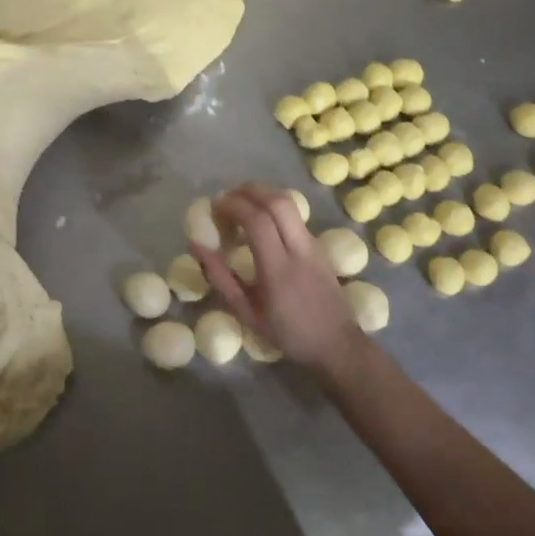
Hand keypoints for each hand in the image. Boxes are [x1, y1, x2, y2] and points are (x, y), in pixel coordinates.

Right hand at [191, 185, 365, 370]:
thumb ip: (220, 278)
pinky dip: (274, 208)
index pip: (257, 221)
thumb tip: (196, 247)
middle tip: (227, 198)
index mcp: (278, 269)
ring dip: (263, 195)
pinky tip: (261, 222)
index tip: (214, 206)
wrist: (337, 344)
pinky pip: (295, 217)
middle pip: (278, 201)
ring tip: (241, 204)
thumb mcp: (246, 313)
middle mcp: (300, 249)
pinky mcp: (320, 246)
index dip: (233, 206)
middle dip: (249, 191)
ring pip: (290, 204)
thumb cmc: (288, 334)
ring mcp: (314, 245)